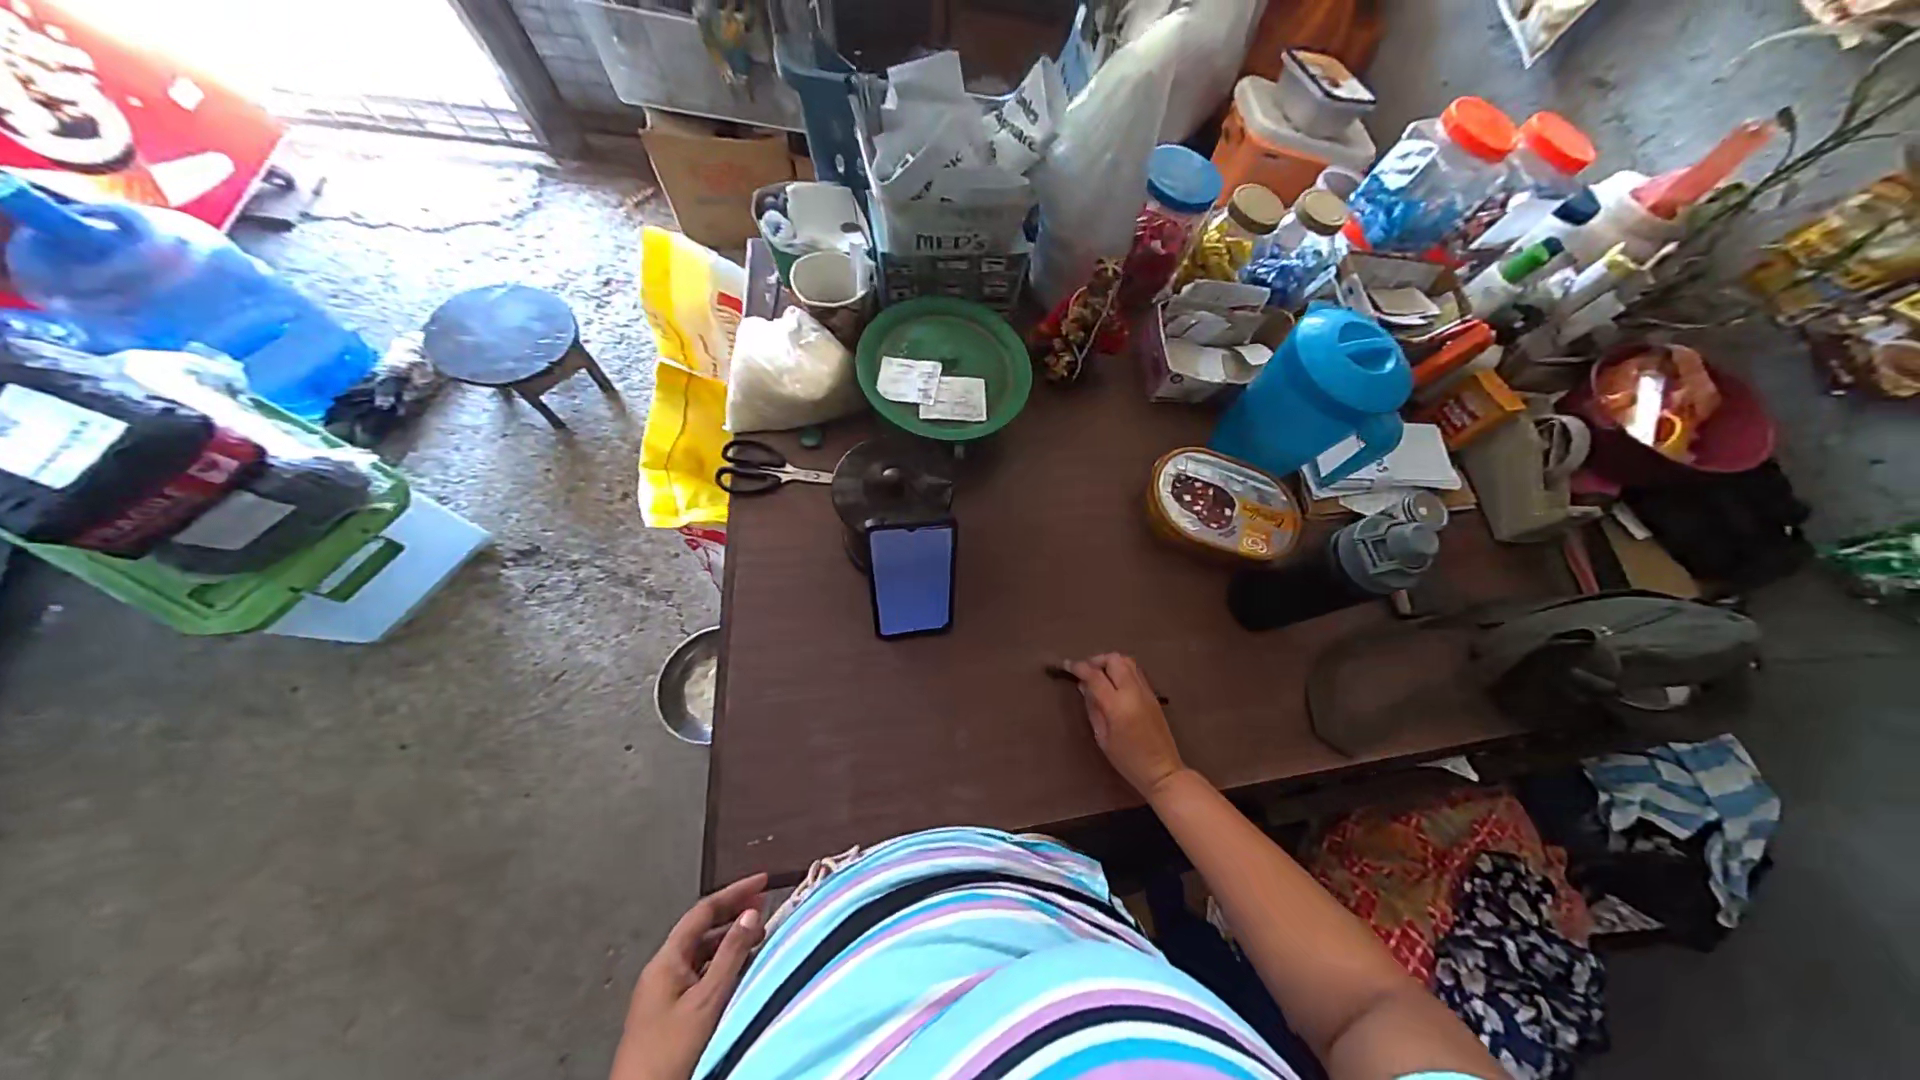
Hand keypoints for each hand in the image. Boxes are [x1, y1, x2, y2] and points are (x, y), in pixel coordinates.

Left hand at [610, 873, 767, 1079]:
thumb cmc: (670, 1054)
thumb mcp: (708, 1000)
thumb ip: (731, 954)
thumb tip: (751, 914)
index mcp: (667, 960)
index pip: (704, 911)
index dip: (735, 892)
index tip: (762, 881)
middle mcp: (663, 971)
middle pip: (702, 929)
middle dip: (734, 913)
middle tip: (765, 904)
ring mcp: (665, 994)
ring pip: (703, 953)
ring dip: (731, 940)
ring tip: (760, 935)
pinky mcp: (670, 1015)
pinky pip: (701, 975)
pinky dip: (724, 964)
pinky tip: (742, 971)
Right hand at [1067, 653, 1186, 798]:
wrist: (1162, 770)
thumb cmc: (1127, 760)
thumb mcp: (1102, 737)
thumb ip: (1093, 708)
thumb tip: (1084, 687)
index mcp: (1117, 705)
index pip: (1095, 675)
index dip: (1079, 667)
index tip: (1067, 665)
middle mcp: (1133, 692)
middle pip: (1114, 660)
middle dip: (1096, 660)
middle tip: (1085, 671)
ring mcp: (1146, 692)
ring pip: (1127, 661)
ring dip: (1111, 662)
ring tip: (1099, 674)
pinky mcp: (1153, 695)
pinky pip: (1136, 671)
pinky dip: (1122, 669)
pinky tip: (1115, 682)